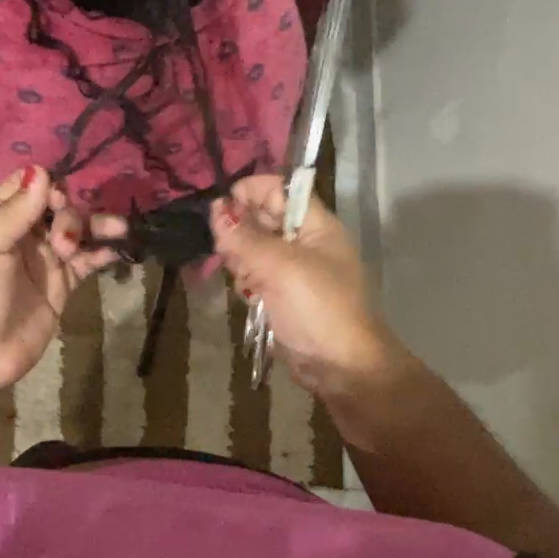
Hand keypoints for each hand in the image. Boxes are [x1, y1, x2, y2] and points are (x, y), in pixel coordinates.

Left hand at [0, 168, 124, 398]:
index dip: (46, 186)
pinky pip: (85, 263)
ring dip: (95, 226)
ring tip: (116, 230)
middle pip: (56, 206)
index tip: (57, 200)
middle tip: (65, 241)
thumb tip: (41, 170)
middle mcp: (20, 236)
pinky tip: (115, 251)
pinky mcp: (60, 289)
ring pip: (76, 231)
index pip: (26, 186)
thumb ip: (13, 211)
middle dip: (70, 213)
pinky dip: (102, 254)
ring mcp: (42, 263)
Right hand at [209, 175, 403, 394]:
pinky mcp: (285, 299)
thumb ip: (245, 237)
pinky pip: (258, 279)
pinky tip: (247, 297)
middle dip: (241, 231)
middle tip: (231, 252)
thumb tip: (216, 209)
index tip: (222, 206)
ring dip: (242, 261)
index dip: (251, 191)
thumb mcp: (280, 267)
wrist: (342, 367)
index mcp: (317, 226)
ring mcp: (296, 273)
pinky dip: (248, 285)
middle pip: (263, 220)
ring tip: (245, 280)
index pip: (281, 190)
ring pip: (255, 251)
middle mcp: (307, 244)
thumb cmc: (318, 308)